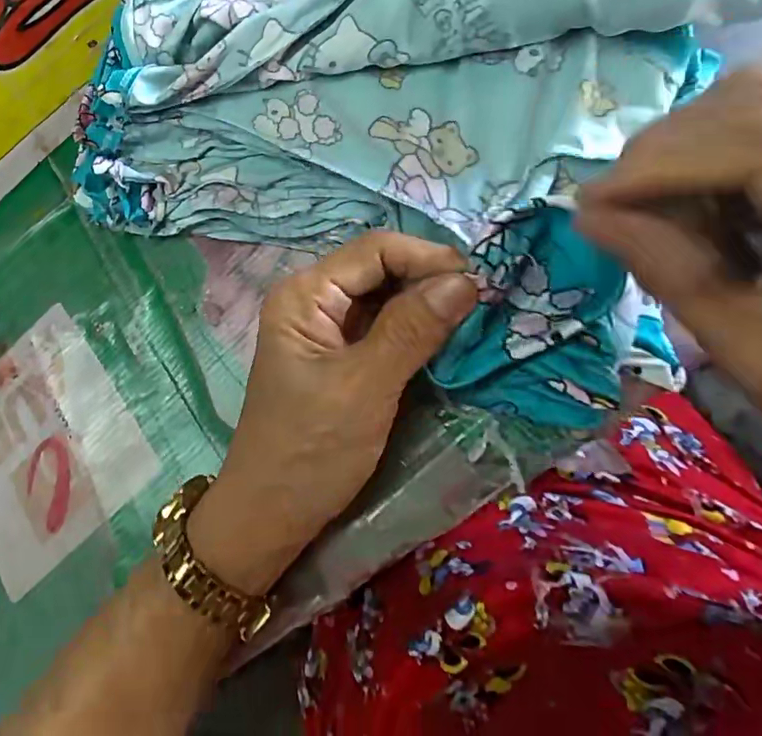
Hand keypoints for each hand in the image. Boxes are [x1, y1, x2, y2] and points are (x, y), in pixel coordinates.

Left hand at [187, 232, 480, 594]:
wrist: (271, 511)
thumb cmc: (311, 450)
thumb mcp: (366, 387)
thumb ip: (412, 329)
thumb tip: (466, 278)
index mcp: (304, 294)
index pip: (373, 250)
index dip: (428, 257)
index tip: (483, 284)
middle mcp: (310, 300)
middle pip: (379, 269)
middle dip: (431, 280)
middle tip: (490, 305)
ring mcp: (323, 328)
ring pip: (384, 298)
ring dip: (428, 305)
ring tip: (479, 321)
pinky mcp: (337, 356)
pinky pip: (381, 327)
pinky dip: (414, 330)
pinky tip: (448, 342)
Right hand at [575, 68, 761, 486]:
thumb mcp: (759, 362)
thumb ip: (674, 277)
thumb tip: (589, 213)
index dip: (664, 159)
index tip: (598, 200)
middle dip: (672, 144)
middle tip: (627, 201)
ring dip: (698, 140)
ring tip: (676, 202)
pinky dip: (734, 149)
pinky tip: (728, 203)